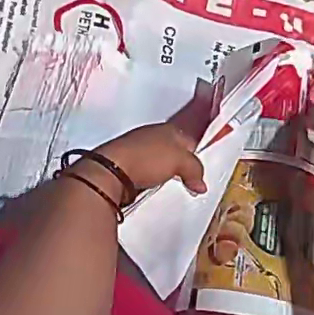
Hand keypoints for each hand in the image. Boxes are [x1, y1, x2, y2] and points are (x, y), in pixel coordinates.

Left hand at [89, 121, 206, 196]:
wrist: (111, 172)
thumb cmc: (143, 157)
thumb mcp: (181, 160)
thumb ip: (194, 168)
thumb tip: (199, 182)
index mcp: (167, 129)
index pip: (188, 132)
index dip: (196, 143)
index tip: (202, 150)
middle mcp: (151, 137)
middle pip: (173, 147)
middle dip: (182, 159)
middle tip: (191, 173)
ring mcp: (138, 151)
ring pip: (159, 159)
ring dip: (166, 170)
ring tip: (174, 181)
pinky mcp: (127, 167)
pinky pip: (146, 172)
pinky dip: (152, 178)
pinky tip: (155, 185)